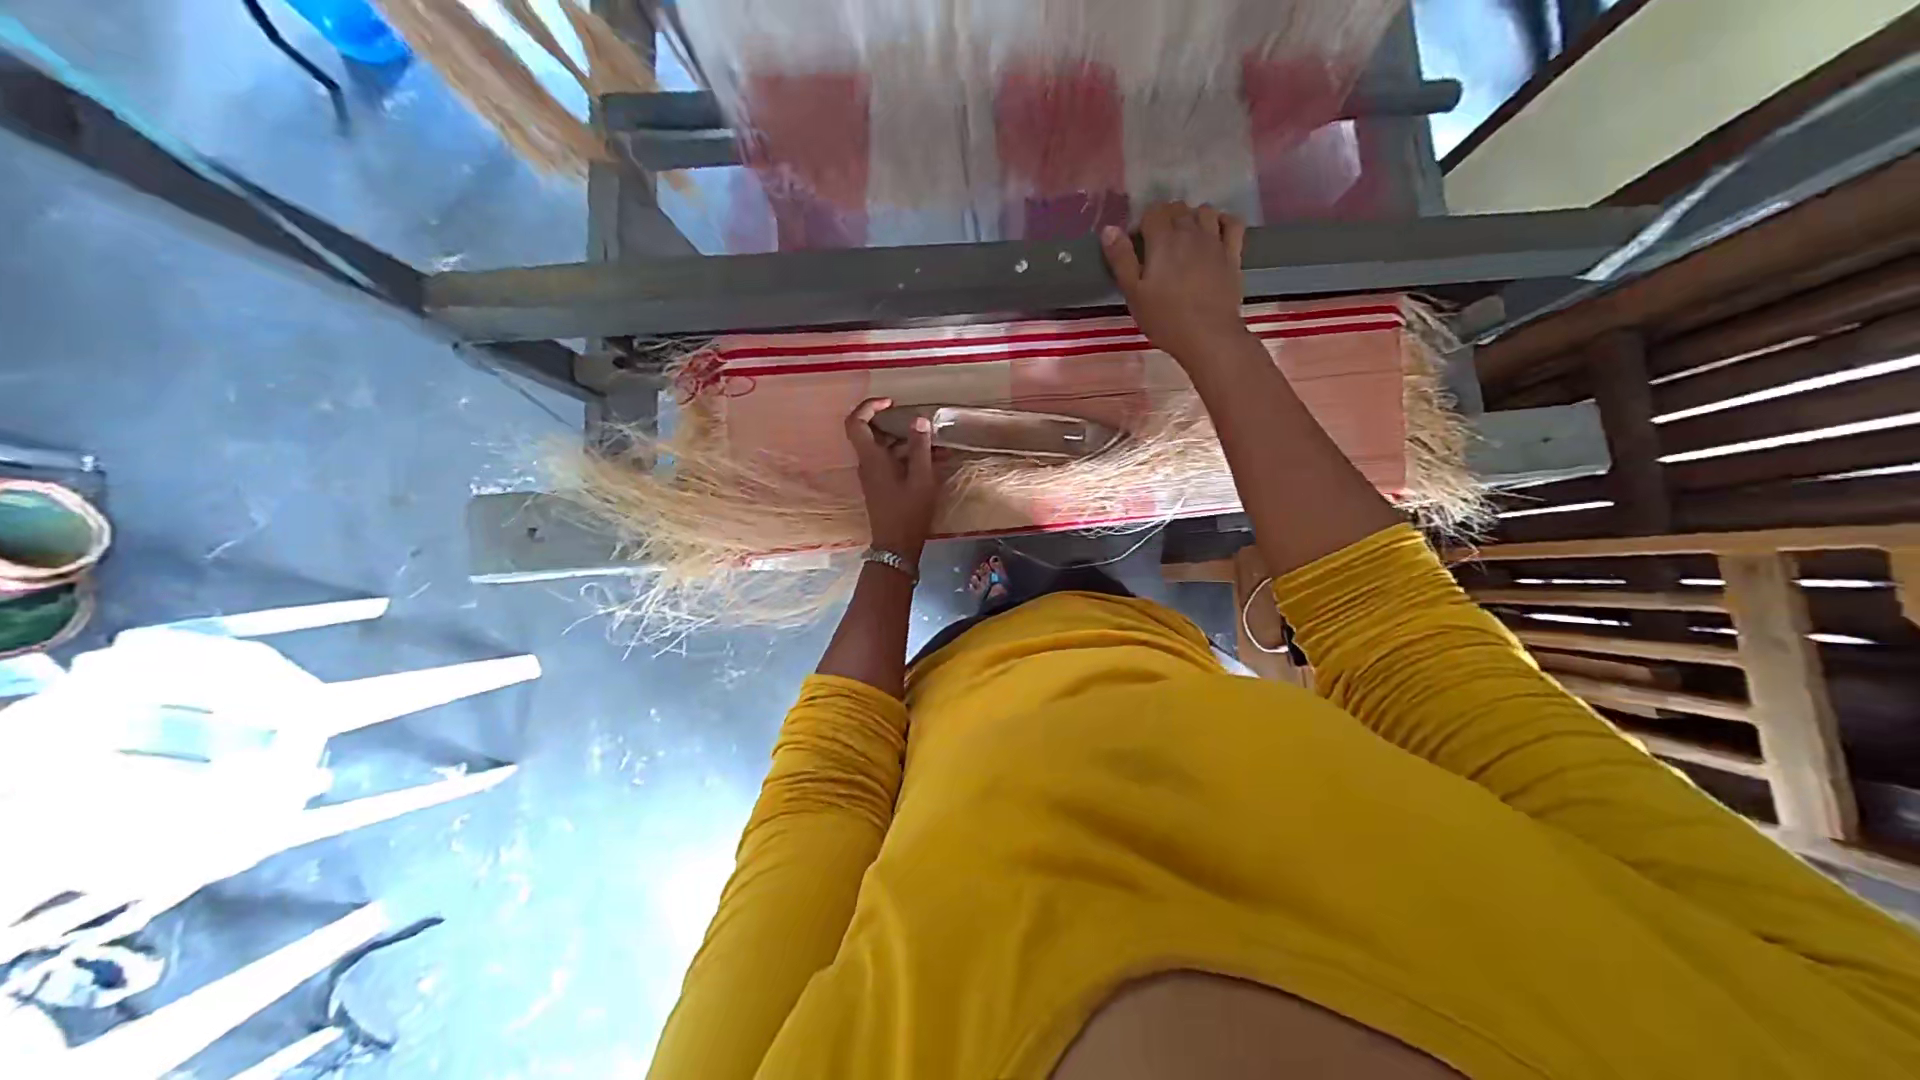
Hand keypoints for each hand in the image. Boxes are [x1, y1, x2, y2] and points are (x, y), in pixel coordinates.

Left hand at [845, 397, 937, 563]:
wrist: (896, 547)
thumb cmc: (908, 512)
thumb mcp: (921, 478)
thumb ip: (919, 447)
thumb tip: (919, 420)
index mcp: (871, 458)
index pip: (855, 422)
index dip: (869, 406)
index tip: (891, 402)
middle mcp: (867, 464)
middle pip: (871, 433)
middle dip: (893, 422)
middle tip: (916, 419)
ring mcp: (873, 476)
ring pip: (884, 448)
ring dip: (906, 441)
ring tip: (935, 442)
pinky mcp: (881, 486)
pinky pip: (891, 462)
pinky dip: (908, 457)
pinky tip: (933, 460)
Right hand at [1100, 201, 1253, 368]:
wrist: (1208, 336)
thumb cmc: (1165, 318)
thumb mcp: (1133, 293)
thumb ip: (1121, 259)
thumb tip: (1109, 229)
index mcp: (1163, 239)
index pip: (1153, 212)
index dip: (1142, 223)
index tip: (1137, 244)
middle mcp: (1191, 231)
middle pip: (1178, 208)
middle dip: (1165, 218)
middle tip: (1156, 244)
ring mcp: (1215, 240)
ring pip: (1204, 211)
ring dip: (1192, 217)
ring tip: (1183, 237)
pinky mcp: (1233, 253)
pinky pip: (1232, 223)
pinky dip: (1222, 220)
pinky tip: (1215, 231)